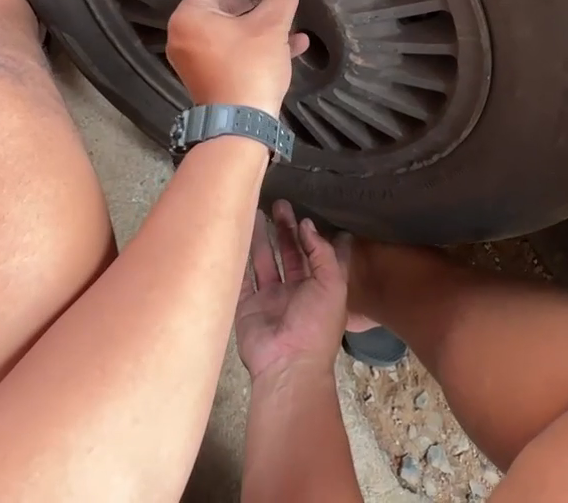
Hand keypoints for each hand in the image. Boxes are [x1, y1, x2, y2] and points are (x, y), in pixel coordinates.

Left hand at [166, 0, 308, 111]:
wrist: (241, 127)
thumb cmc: (250, 68)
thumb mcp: (270, 27)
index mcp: (190, 17)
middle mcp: (185, 35)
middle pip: (221, 5)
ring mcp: (195, 59)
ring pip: (231, 29)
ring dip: (261, 20)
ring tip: (288, 14)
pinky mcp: (209, 76)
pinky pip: (233, 50)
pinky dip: (257, 43)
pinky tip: (293, 44)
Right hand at [236, 201, 347, 380]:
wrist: (287, 364)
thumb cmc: (316, 325)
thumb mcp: (331, 284)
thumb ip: (321, 251)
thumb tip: (307, 224)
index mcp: (318, 288)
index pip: (318, 255)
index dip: (315, 235)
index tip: (309, 212)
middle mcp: (294, 291)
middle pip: (289, 253)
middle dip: (285, 229)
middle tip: (280, 203)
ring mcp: (269, 298)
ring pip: (264, 260)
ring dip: (261, 237)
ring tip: (256, 210)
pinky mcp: (247, 305)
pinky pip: (241, 277)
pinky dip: (238, 258)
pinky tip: (236, 236)